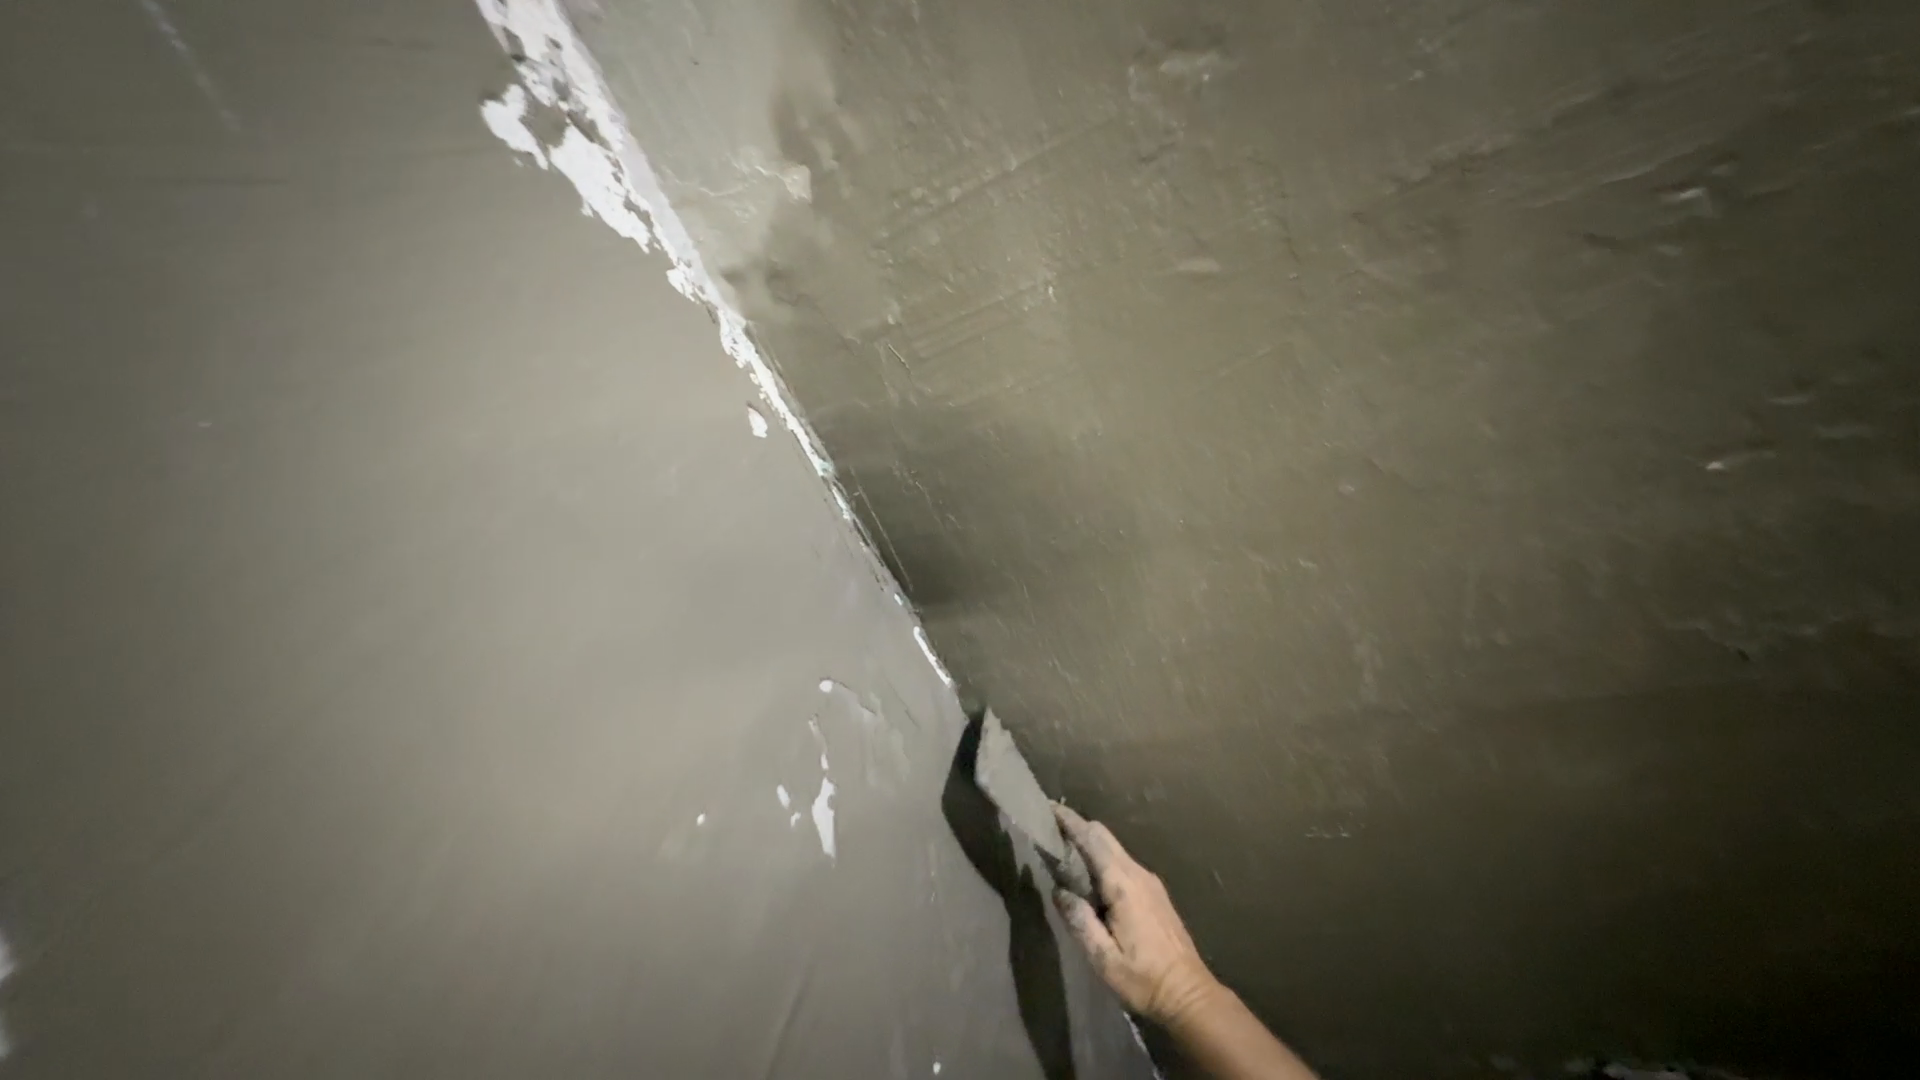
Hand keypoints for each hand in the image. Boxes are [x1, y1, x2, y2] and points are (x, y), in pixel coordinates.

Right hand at [1051, 803, 1220, 1025]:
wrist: (1189, 995)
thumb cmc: (1143, 979)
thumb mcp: (1103, 958)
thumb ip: (1079, 921)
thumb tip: (1059, 891)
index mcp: (1123, 884)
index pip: (1092, 840)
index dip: (1069, 821)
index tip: (1048, 807)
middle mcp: (1138, 873)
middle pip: (1104, 836)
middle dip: (1078, 826)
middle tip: (1050, 828)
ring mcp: (1150, 881)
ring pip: (1114, 848)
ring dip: (1090, 843)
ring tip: (1064, 851)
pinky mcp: (1155, 892)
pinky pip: (1123, 863)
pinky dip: (1102, 858)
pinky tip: (1090, 876)